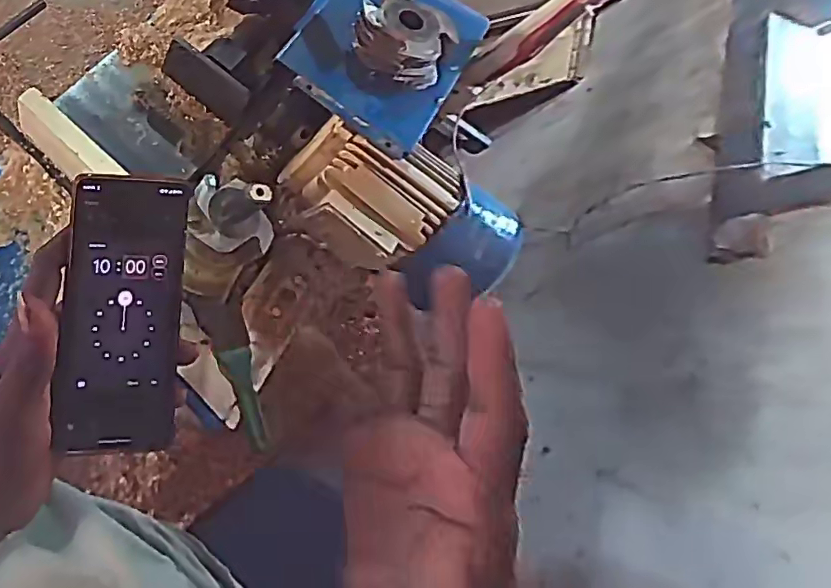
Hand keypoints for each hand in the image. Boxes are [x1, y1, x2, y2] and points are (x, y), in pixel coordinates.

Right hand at [344, 268, 526, 587]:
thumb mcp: (452, 581)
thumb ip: (456, 550)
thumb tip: (462, 501)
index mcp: (479, 487)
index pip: (496, 414)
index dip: (494, 361)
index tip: (490, 310)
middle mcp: (446, 455)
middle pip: (454, 379)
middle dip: (452, 325)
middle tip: (448, 274)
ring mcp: (405, 449)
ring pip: (408, 376)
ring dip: (403, 328)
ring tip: (392, 281)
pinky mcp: (368, 451)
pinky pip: (361, 395)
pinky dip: (349, 361)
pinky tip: (335, 332)